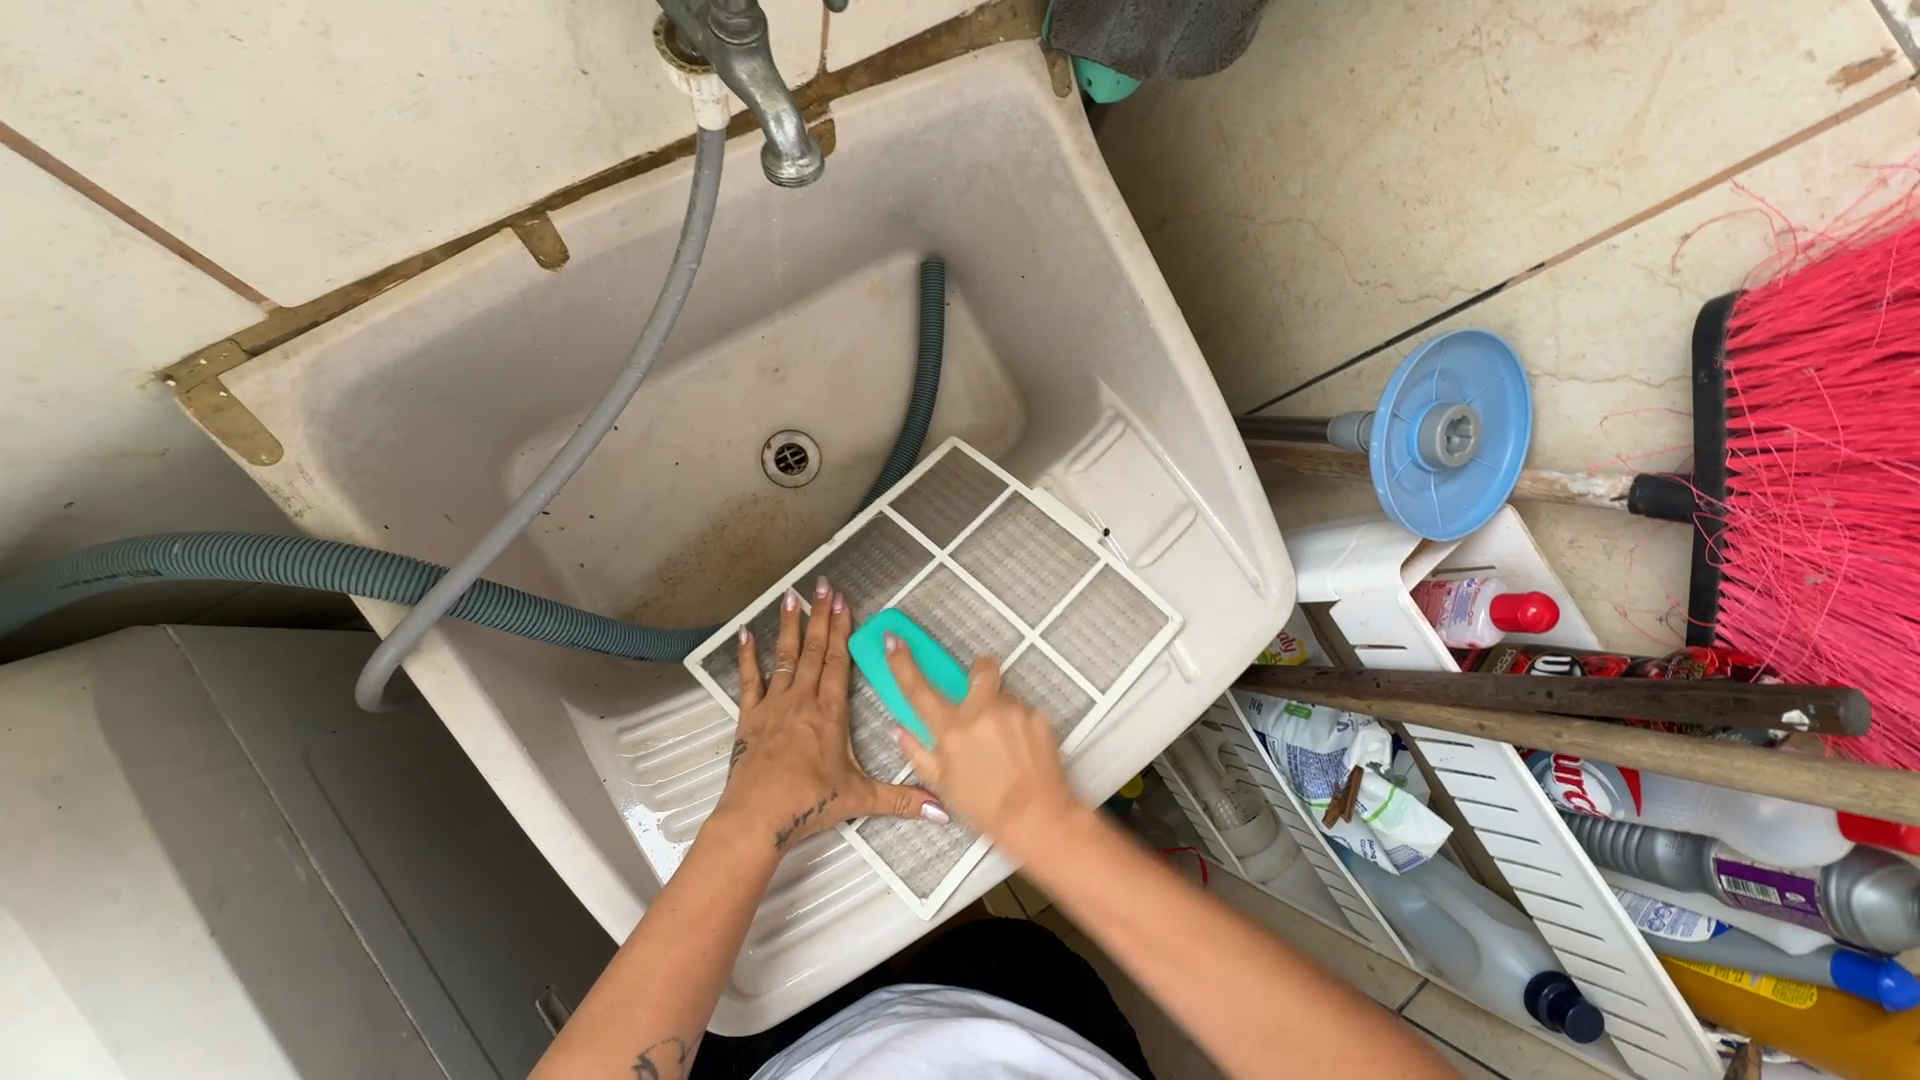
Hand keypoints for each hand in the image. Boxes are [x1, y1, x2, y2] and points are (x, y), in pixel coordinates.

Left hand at [712, 576, 945, 853]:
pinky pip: (748, 680)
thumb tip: (941, 810)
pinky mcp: (749, 718)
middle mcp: (802, 701)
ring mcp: (773, 706)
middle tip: (822, 586)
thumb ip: (902, 800)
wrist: (757, 818)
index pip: (838, 662)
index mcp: (830, 713)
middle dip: (820, 616)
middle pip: (813, 650)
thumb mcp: (860, 799)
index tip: (844, 602)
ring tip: (790, 597)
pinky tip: (745, 634)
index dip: (842, 630)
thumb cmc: (808, 803)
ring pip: (783, 657)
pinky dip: (747, 656)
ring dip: (788, 626)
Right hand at [885, 635, 1083, 859]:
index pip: (919, 688)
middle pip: (980, 669)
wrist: (1039, 819)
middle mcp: (983, 711)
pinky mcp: (1039, 717)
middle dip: (978, 674)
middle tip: (978, 699)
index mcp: (952, 729)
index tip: (894, 641)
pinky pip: (1023, 712)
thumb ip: (917, 752)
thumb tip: (900, 729)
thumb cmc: (986, 808)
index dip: (902, 662)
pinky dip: (1019, 726)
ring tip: (1003, 745)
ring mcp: (1014, 711)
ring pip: (1004, 696)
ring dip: (999, 711)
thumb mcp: (943, 784)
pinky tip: (1020, 752)